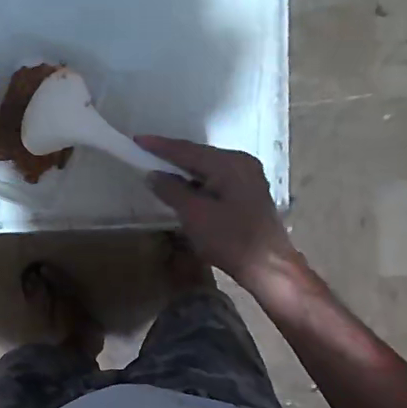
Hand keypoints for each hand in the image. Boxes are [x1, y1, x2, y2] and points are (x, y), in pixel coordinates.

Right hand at [134, 136, 313, 306]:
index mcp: (230, 164)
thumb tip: (153, 174)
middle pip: (199, 155)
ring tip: (158, 167)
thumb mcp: (194, 214)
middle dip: (171, 155)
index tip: (137, 139)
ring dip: (183, 169)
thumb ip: (171, 190)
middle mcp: (241, 163)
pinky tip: (183, 185)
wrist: (269, 268)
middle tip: (144, 152)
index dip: (160, 146)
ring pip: (207, 167)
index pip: (188, 150)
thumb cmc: (230, 239)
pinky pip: (216, 178)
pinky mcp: (248, 192)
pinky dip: (196, 180)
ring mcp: (248, 177)